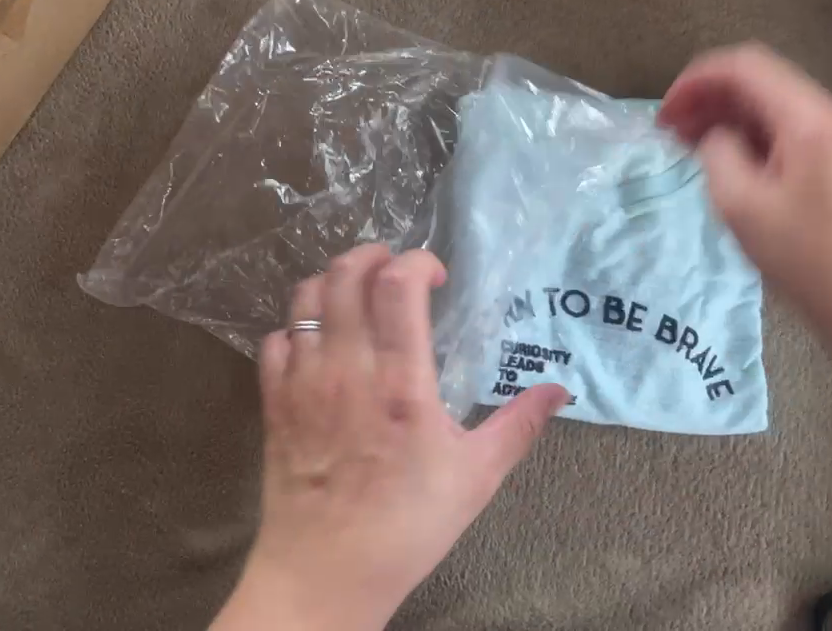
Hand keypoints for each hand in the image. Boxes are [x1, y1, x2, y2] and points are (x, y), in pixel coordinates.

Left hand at [211, 245, 569, 630]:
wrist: (324, 576)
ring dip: (335, 282)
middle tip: (395, 273)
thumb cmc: (407, 525)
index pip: (397, 285)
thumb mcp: (475, 477)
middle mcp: (347, 368)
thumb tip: (558, 390)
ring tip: (359, 297)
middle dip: (373, 255)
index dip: (417, 261)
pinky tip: (320, 343)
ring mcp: (303, 380)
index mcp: (401, 381)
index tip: (436, 278)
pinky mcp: (273, 398)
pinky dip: (299, 326)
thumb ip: (517, 425)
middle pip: (346, 273)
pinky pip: (276, 337)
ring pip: (308, 296)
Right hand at [657, 44, 831, 349]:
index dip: (696, 79)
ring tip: (689, 142)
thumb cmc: (807, 261)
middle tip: (669, 129)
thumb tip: (716, 135)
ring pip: (775, 105)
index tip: (666, 111)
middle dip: (709, 98)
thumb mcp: (741, 207)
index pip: (746, 67)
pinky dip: (754, 134)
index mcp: (815, 121)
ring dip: (728, 116)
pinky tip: (727, 156)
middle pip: (762, 82)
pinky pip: (792, 128)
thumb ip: (717, 152)